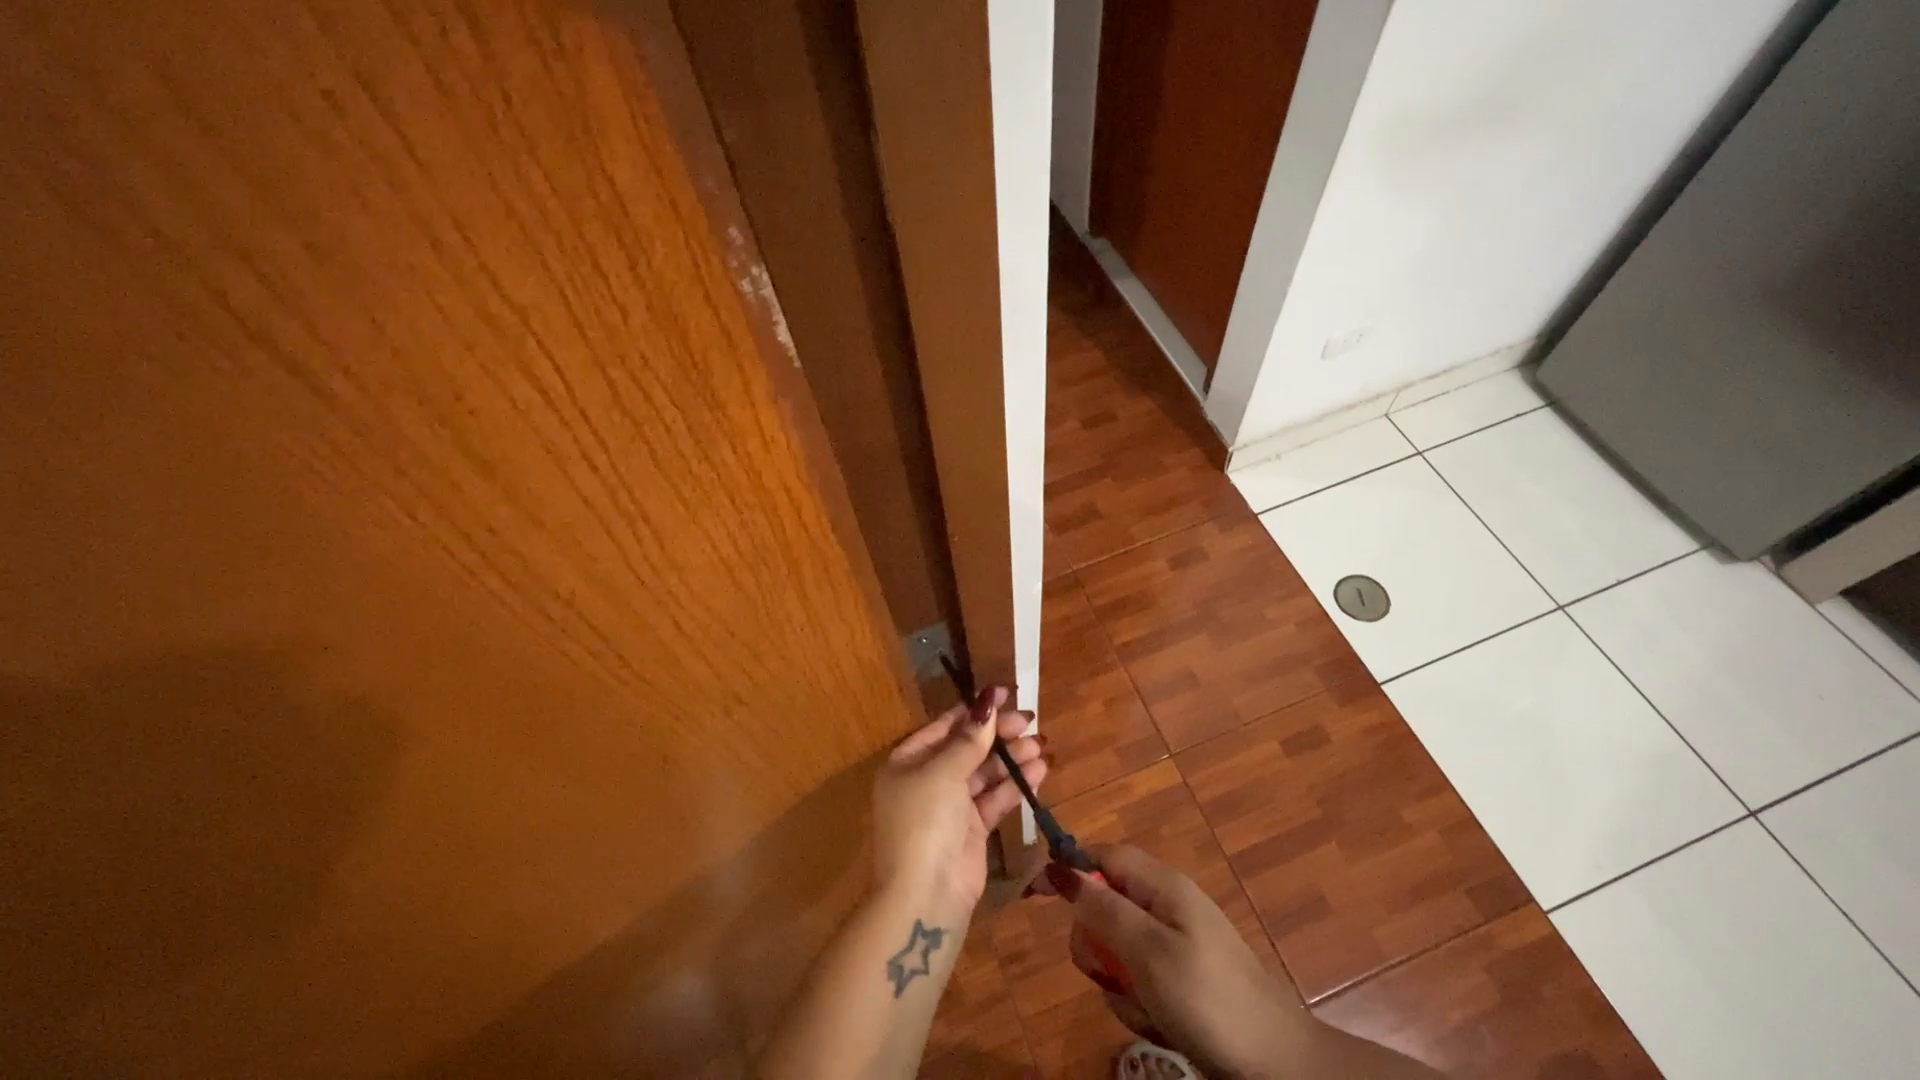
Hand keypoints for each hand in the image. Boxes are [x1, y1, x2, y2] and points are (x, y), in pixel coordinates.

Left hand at [870, 686, 1047, 908]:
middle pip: (967, 748)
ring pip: (984, 773)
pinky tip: (1039, 772)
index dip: (975, 710)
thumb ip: (970, 738)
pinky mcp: (971, 830)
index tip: (1007, 695)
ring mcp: (949, 807)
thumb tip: (988, 701)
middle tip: (1030, 722)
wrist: (926, 893)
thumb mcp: (943, 772)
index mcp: (907, 762)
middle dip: (998, 735)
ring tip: (1040, 746)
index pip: (945, 726)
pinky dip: (1015, 786)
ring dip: (1011, 759)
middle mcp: (926, 781)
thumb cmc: (925, 821)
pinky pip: (994, 799)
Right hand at [1052, 846, 1310, 1077]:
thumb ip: (1103, 908)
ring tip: (1147, 1004)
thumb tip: (1062, 866)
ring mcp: (1172, 947)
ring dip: (1119, 983)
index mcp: (1162, 887)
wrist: (1271, 1062)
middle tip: (1111, 971)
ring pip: (1114, 953)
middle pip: (1102, 908)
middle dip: (1097, 945)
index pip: (1103, 856)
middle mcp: (1165, 909)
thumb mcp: (1147, 950)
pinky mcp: (1177, 982)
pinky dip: (1138, 1004)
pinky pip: (1135, 984)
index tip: (1036, 893)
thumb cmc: (1208, 997)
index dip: (1068, 867)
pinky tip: (1160, 1022)